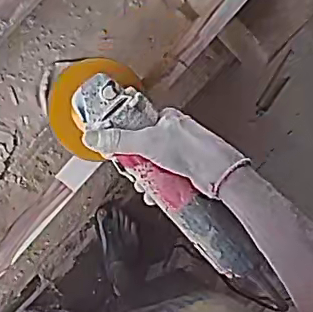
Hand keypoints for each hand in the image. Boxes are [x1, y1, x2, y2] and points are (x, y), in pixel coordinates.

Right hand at [81, 108, 248, 197]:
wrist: (219, 174)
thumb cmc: (194, 150)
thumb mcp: (147, 142)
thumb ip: (118, 140)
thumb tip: (93, 137)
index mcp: (166, 119)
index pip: (136, 127)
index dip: (124, 141)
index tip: (116, 152)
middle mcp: (174, 135)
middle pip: (143, 151)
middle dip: (136, 166)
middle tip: (134, 172)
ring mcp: (180, 155)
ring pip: (153, 167)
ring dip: (147, 179)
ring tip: (147, 184)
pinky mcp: (185, 172)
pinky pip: (165, 179)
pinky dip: (159, 188)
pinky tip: (157, 192)